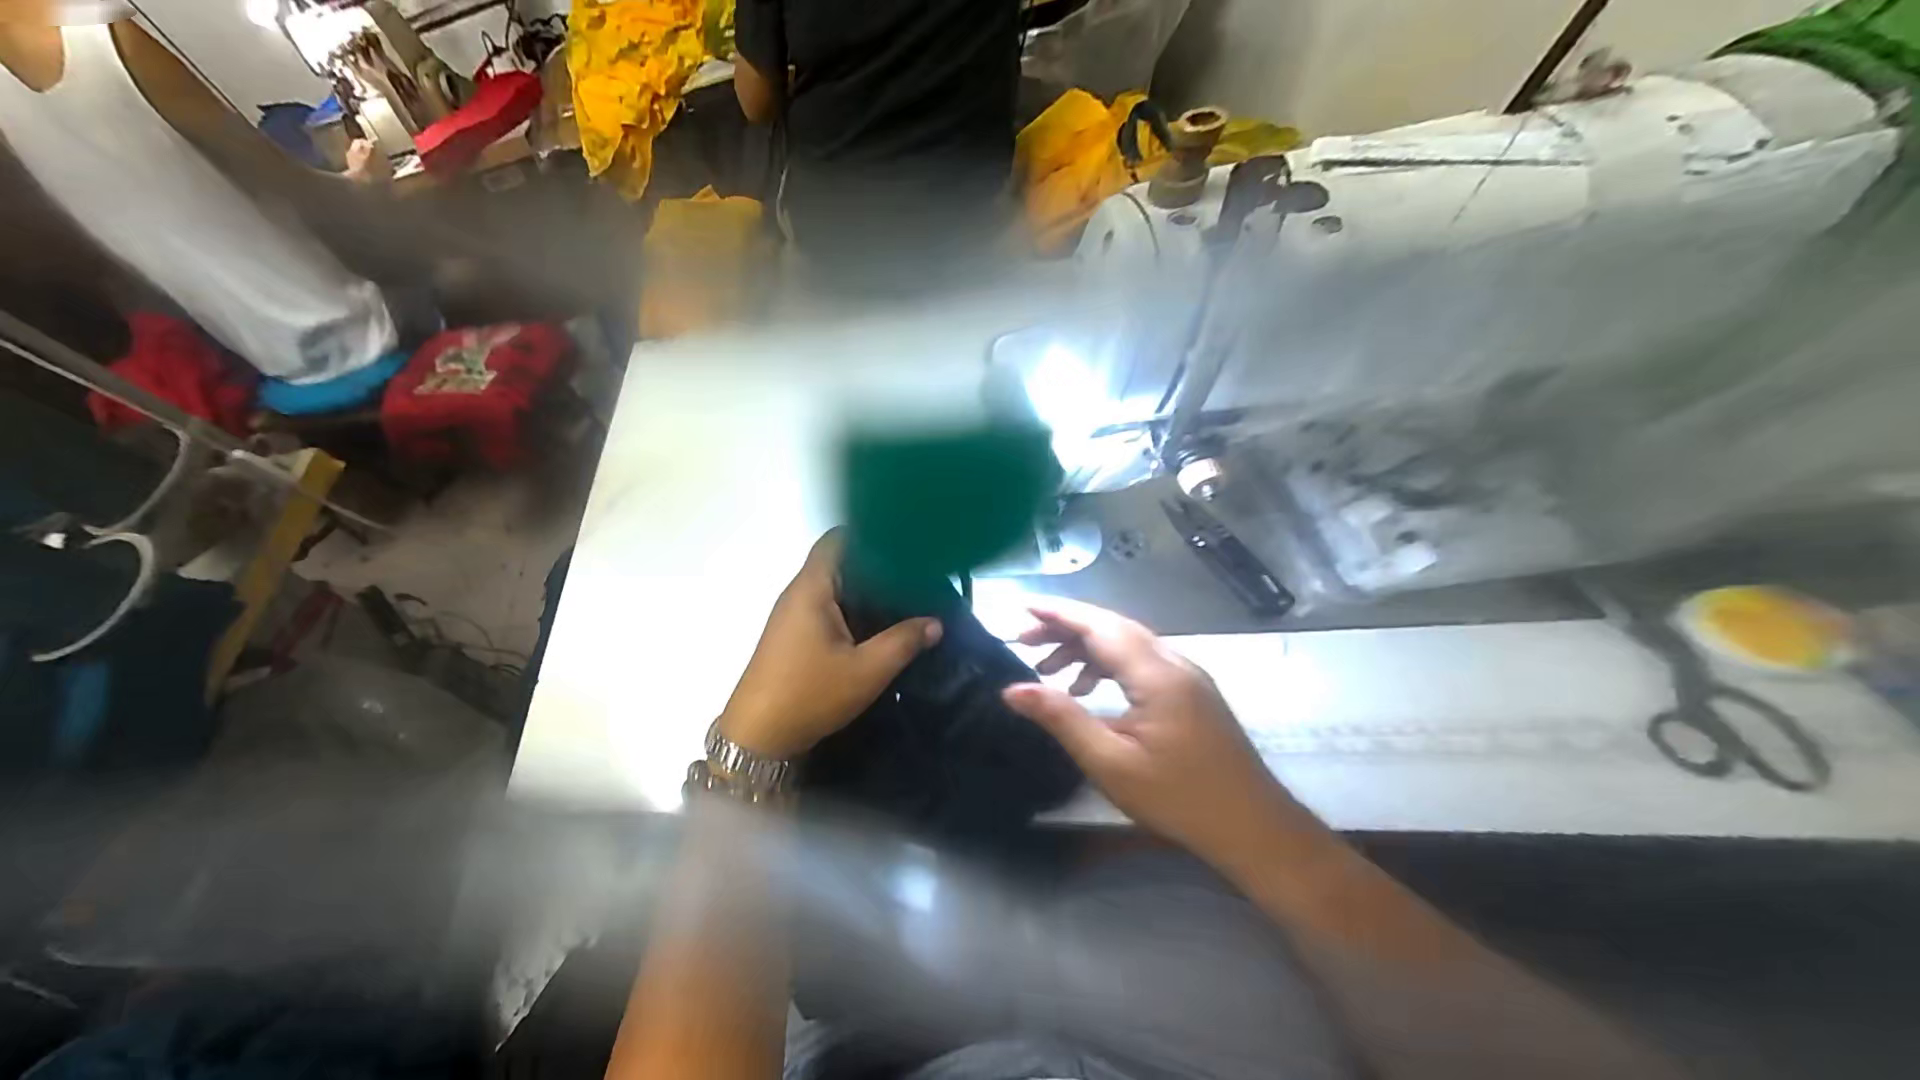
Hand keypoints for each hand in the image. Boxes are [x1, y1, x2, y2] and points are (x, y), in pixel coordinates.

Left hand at [717, 531, 941, 758]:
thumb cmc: (809, 694)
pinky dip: (853, 609)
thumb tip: (936, 623)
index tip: (904, 539)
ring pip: (834, 588)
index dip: (869, 532)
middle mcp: (798, 594)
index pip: (837, 539)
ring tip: (905, 595)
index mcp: (811, 588)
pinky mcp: (793, 636)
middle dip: (875, 564)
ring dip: (865, 590)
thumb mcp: (866, 671)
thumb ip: (903, 642)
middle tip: (916, 571)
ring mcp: (793, 615)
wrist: (757, 737)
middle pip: (838, 562)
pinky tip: (878, 624)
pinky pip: (828, 608)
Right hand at [1002, 599, 1300, 867]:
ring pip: (1128, 643)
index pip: (1099, 626)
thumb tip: (1013, 689)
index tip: (1023, 608)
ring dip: (1086, 647)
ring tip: (1048, 669)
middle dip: (1066, 628)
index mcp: (1156, 675)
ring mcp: (1187, 676)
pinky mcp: (1192, 692)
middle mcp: (1174, 663)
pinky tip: (1088, 690)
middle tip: (1024, 640)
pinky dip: (1108, 664)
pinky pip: (1142, 662)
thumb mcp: (1110, 763)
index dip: (1059, 613)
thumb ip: (1061, 719)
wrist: (1254, 827)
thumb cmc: (1179, 798)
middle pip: (1113, 628)